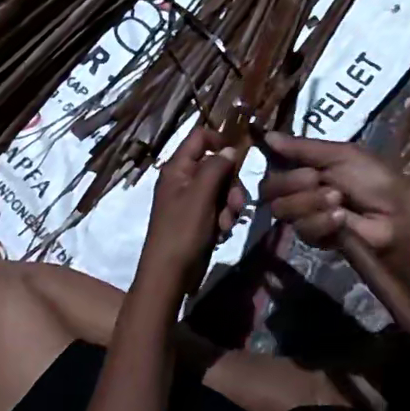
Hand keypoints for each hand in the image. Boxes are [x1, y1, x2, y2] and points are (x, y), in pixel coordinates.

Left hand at [138, 127, 245, 289]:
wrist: (169, 273)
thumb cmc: (182, 230)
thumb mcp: (201, 195)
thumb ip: (216, 167)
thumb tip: (230, 149)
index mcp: (177, 168)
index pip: (200, 137)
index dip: (220, 140)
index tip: (240, 155)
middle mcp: (183, 179)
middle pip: (215, 165)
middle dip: (230, 184)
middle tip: (235, 204)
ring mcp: (190, 200)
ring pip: (220, 189)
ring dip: (229, 205)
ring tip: (226, 224)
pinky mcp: (197, 218)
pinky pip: (218, 208)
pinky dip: (223, 218)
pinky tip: (222, 233)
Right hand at [260, 132, 405, 250]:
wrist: (394, 213)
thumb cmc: (371, 177)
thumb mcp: (339, 154)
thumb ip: (301, 147)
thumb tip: (266, 134)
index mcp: (304, 167)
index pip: (271, 169)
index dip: (277, 169)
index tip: (295, 166)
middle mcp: (299, 191)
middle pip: (270, 191)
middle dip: (295, 184)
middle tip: (319, 181)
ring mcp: (305, 216)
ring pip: (283, 210)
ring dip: (311, 203)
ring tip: (338, 200)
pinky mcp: (314, 239)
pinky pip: (302, 229)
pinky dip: (322, 222)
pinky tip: (342, 218)